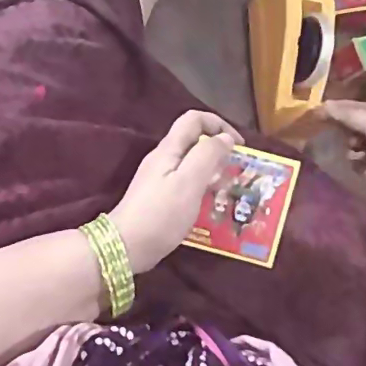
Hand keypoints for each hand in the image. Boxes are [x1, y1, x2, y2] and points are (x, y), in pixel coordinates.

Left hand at [109, 110, 242, 271]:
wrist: (126, 246)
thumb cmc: (161, 214)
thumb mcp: (189, 182)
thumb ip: (208, 155)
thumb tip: (225, 138)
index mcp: (168, 150)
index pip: (194, 120)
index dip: (219, 124)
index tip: (239, 146)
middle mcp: (162, 159)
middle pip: (193, 141)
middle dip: (217, 149)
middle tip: (235, 171)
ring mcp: (158, 179)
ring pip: (189, 163)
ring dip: (211, 170)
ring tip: (226, 189)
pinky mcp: (158, 198)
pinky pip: (184, 182)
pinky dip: (200, 186)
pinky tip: (208, 204)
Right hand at [316, 100, 365, 185]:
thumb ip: (348, 113)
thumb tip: (324, 105)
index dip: (348, 106)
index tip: (327, 107)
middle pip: (362, 124)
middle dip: (345, 123)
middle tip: (324, 121)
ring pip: (358, 141)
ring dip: (346, 139)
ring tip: (334, 137)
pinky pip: (356, 158)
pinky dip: (348, 155)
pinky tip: (340, 152)